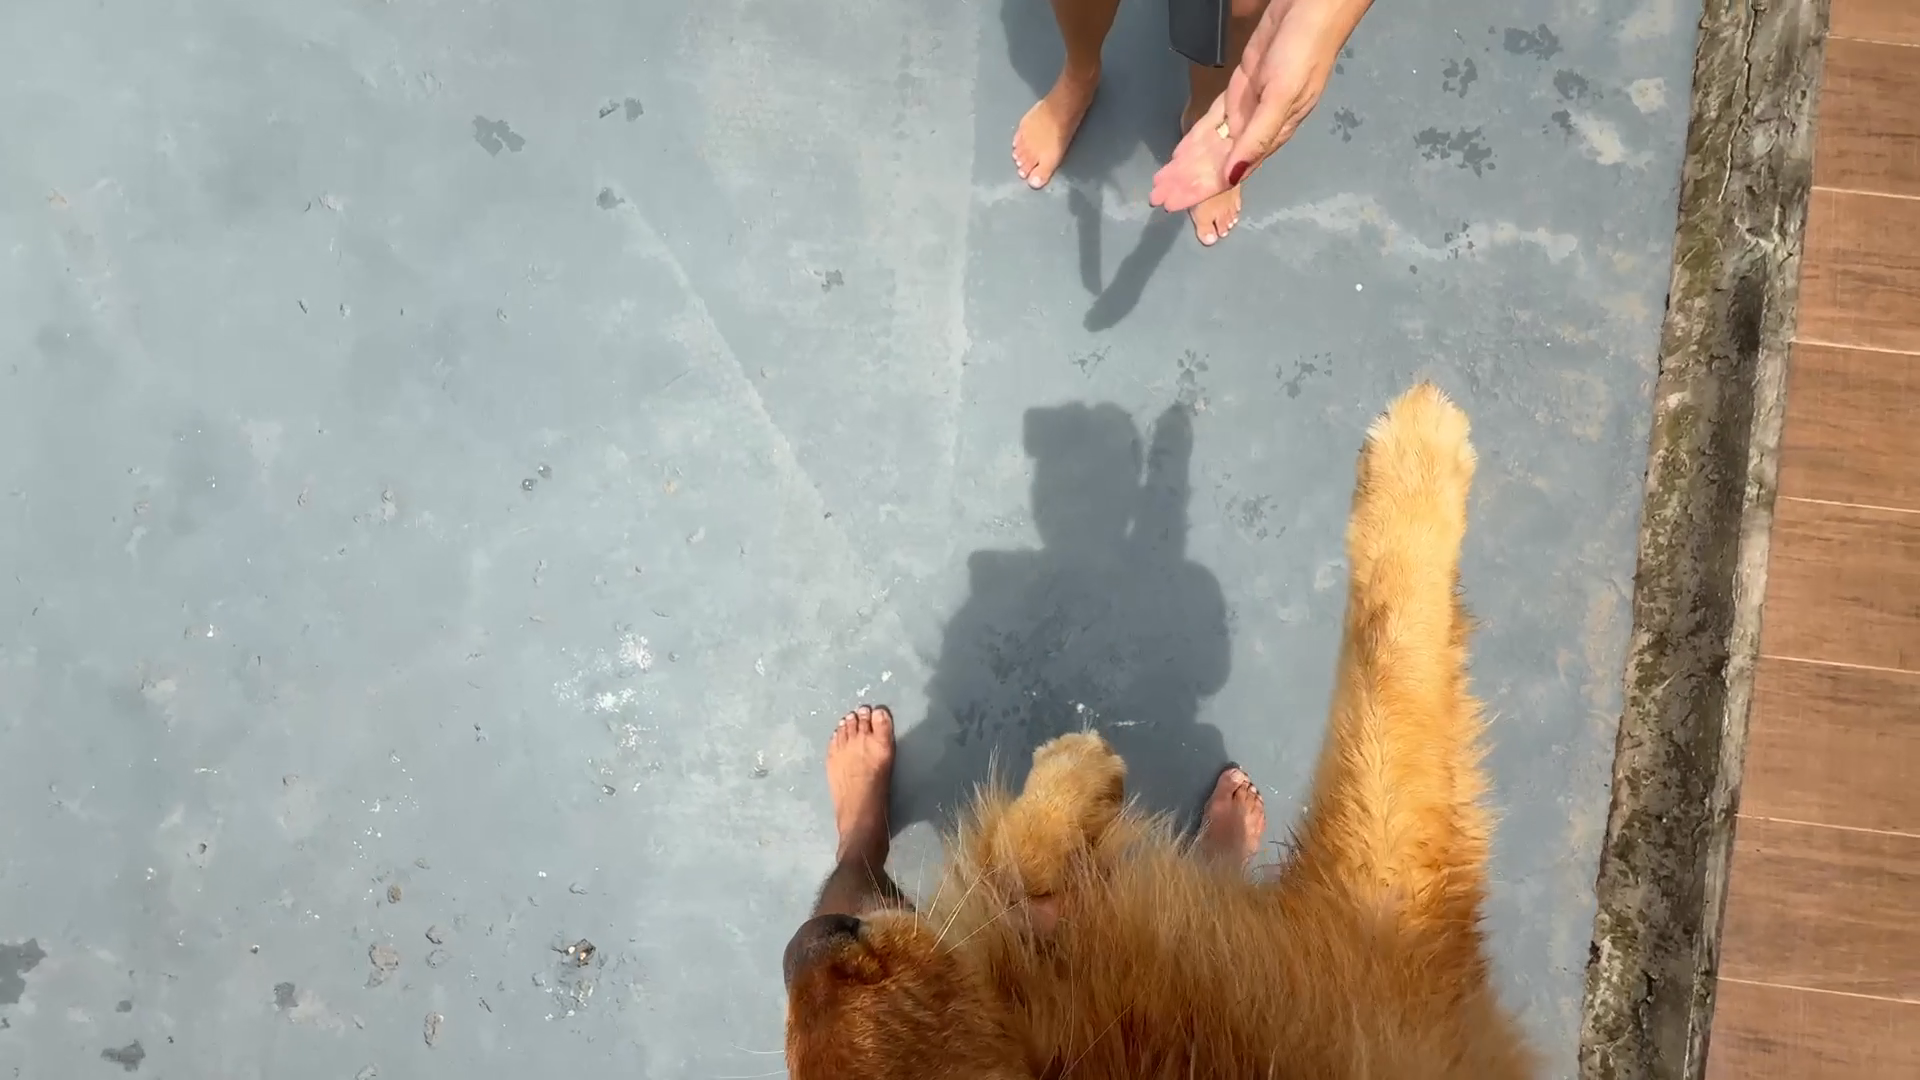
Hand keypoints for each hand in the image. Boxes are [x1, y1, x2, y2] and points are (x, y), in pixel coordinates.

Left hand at [1150, 0, 1371, 213]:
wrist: (1315, 4)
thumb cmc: (1304, 50)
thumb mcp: (1283, 96)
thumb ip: (1257, 138)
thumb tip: (1232, 176)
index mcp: (1269, 137)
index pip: (1228, 174)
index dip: (1198, 190)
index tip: (1172, 204)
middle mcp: (1254, 129)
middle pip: (1213, 164)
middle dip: (1185, 181)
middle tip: (1156, 197)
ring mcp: (1246, 110)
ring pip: (1209, 146)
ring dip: (1185, 164)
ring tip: (1160, 182)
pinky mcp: (1239, 90)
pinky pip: (1212, 122)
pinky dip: (1195, 138)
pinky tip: (1178, 153)